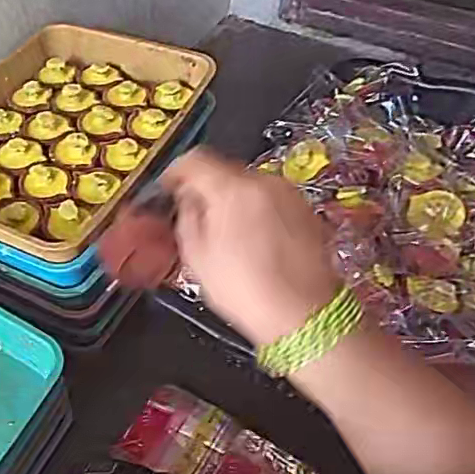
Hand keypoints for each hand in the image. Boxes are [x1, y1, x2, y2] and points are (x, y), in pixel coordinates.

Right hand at [164, 149, 341, 345]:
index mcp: (232, 189)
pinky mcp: (306, 210)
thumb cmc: (245, 290)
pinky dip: (256, 214)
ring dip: (232, 203)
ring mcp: (290, 194)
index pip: (194, 160)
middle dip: (206, 191)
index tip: (168, 187)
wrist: (302, 314)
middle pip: (224, 172)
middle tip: (195, 219)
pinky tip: (252, 245)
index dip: (174, 172)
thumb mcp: (196, 257)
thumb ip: (186, 216)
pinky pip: (270, 202)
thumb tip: (186, 199)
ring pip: (249, 187)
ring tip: (226, 239)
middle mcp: (264, 182)